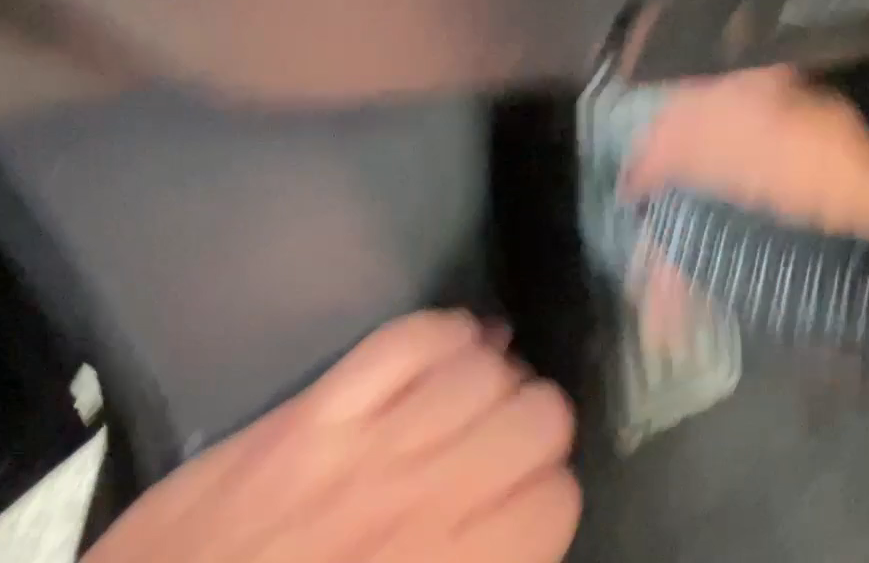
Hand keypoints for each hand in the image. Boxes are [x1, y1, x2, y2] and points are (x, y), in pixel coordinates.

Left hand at [85, 312, 579, 562]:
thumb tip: (516, 533)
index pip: (556, 498)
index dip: (549, 498)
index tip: (525, 504)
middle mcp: (422, 504)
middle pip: (541, 417)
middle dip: (535, 430)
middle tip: (502, 450)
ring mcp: (364, 448)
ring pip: (485, 370)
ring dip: (493, 382)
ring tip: (470, 401)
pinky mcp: (312, 413)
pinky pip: (410, 338)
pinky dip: (444, 334)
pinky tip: (445, 353)